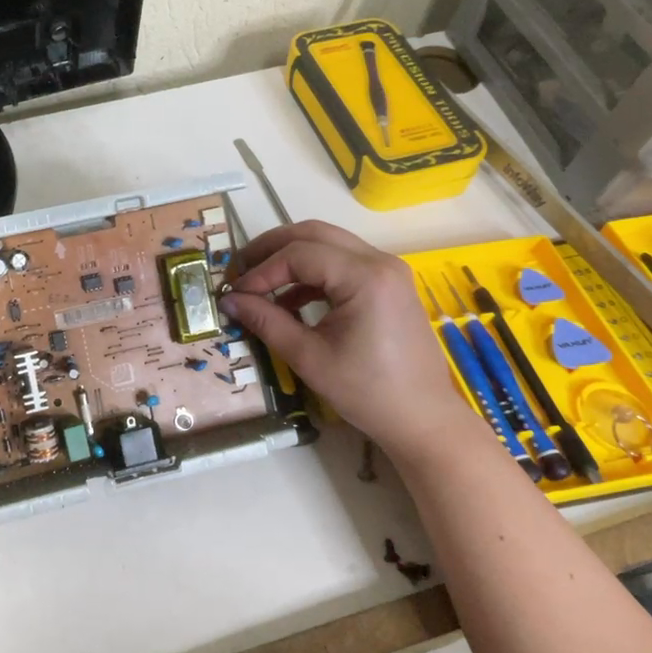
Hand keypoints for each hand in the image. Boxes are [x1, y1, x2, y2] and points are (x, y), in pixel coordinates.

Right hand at [218, 222, 475, 458]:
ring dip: (291, 258)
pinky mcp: (388, 284)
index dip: (261, 270)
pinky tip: (289, 300)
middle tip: (238, 269)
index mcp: (365, 277)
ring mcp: (387, 270)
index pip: (299, 254)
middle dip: (271, 249)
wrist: (423, 418)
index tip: (235, 293)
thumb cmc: (367, 392)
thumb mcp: (309, 357)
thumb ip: (267, 322)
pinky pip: (342, 263)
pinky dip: (312, 273)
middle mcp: (380, 262)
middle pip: (314, 234)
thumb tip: (229, 301)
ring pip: (328, 244)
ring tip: (259, 283)